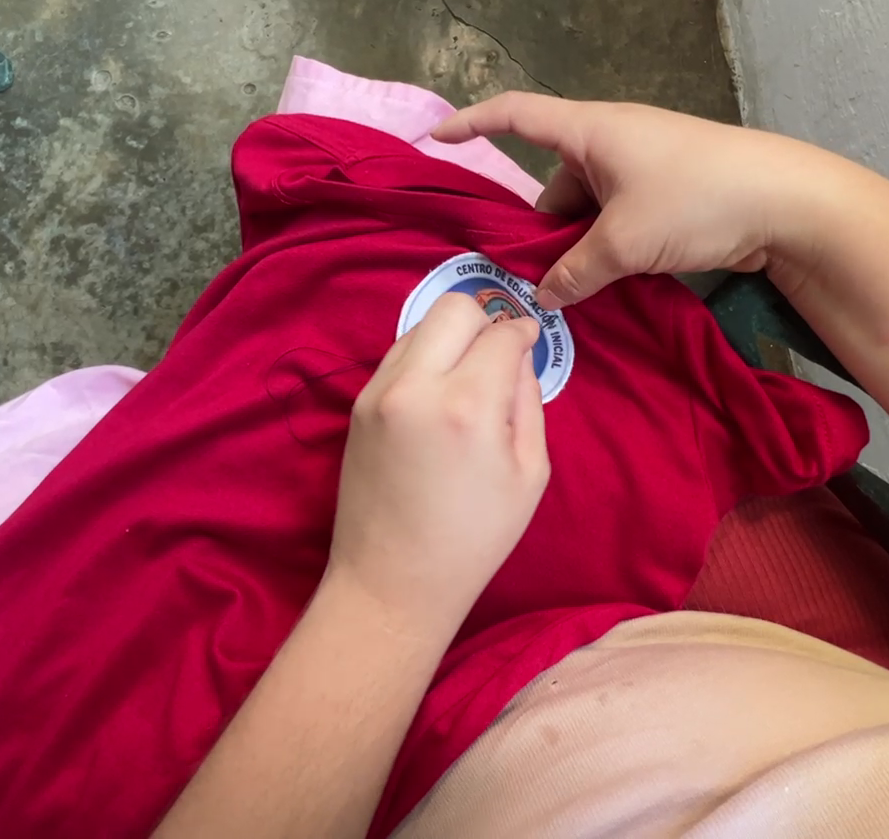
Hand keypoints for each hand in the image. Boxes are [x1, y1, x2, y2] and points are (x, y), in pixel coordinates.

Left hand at [328, 292, 550, 632]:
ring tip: (466, 377)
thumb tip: (519, 353)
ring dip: (452, 337)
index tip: (530, 342)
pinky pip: (398, 353)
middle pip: (455, 307)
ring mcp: (378, 391)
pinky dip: (424, 357)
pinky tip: (436, 394)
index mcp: (468, 406)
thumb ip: (528, 399)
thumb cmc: (473, 538)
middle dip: (486, 319)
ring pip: (422, 324)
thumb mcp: (529, 473)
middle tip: (498, 355)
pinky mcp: (357, 403)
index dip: (524, 333)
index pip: (502, 334)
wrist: (391, 581)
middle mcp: (416, 385)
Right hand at [434, 92, 838, 307]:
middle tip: (531, 275)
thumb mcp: (624, 241)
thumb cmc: (696, 199)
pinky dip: (605, 246)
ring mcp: (642, 168)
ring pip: (586, 208)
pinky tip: (608, 281)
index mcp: (591, 130)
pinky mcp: (667, 193)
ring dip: (577, 245)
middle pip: (553, 181)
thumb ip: (575, 271)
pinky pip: (615, 218)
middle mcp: (611, 141)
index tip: (435, 139)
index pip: (515, 114)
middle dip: (540, 226)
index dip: (472, 123)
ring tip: (576, 289)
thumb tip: (544, 297)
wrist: (789, 202)